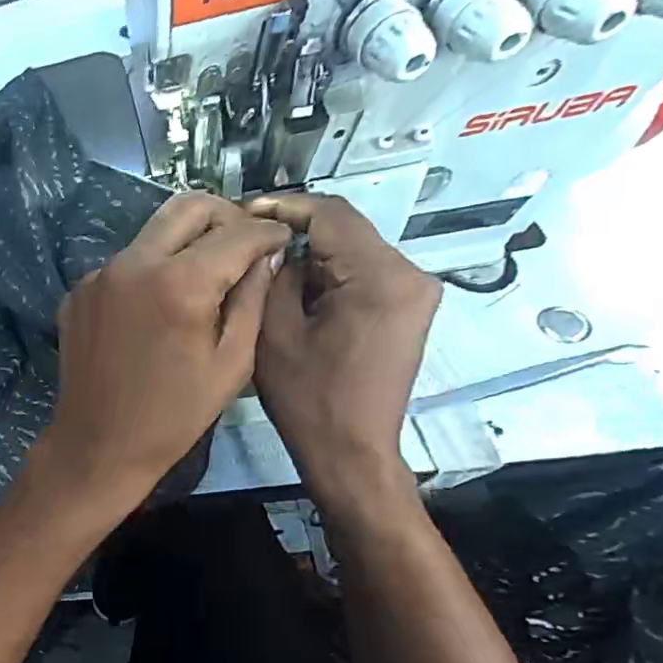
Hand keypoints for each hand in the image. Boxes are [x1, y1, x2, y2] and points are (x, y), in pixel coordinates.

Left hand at [30, 193, 290, 516]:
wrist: (99, 446)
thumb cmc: (174, 416)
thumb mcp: (231, 365)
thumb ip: (253, 300)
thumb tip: (267, 256)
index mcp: (180, 283)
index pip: (236, 232)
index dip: (268, 231)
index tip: (283, 237)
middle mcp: (135, 262)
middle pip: (190, 206)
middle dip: (227, 215)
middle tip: (246, 241)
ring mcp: (100, 273)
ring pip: (154, 230)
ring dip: (188, 240)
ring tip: (208, 272)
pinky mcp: (79, 290)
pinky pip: (127, 261)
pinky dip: (153, 268)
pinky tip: (161, 304)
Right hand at [248, 193, 440, 512]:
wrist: (352, 456)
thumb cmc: (310, 402)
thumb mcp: (275, 334)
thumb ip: (274, 276)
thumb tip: (276, 247)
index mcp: (380, 277)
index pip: (331, 214)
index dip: (285, 207)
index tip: (246, 212)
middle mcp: (411, 275)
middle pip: (347, 231)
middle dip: (298, 235)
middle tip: (253, 245)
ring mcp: (416, 293)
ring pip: (356, 252)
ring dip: (314, 258)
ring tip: (271, 271)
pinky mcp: (410, 310)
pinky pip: (366, 276)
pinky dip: (333, 278)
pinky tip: (302, 293)